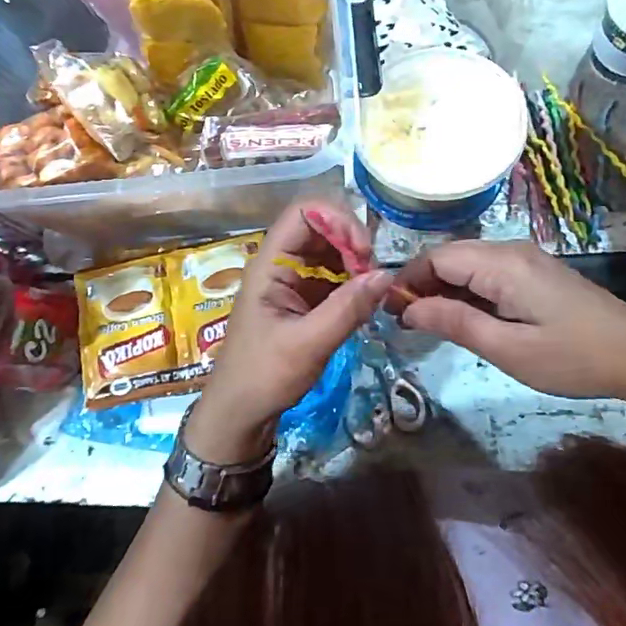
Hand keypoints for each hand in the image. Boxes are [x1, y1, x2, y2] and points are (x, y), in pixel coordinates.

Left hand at [185, 200, 392, 461]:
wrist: (239, 412)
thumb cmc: (264, 376)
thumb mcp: (308, 344)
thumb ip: (347, 308)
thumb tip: (386, 275)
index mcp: (270, 265)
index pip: (303, 212)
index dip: (337, 220)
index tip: (363, 252)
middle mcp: (280, 265)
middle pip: (320, 228)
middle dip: (351, 242)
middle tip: (374, 274)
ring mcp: (291, 282)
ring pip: (329, 252)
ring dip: (354, 263)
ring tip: (373, 289)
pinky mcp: (303, 300)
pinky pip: (331, 277)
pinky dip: (351, 282)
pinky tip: (365, 301)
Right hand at [392, 241, 625, 402]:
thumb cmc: (574, 358)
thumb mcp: (509, 349)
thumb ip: (456, 323)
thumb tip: (408, 308)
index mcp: (503, 264)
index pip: (437, 257)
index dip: (407, 280)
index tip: (387, 311)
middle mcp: (511, 251)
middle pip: (450, 256)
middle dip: (421, 284)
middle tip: (402, 321)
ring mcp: (526, 260)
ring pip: (467, 263)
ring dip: (442, 288)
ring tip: (424, 322)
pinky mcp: (535, 273)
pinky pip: (487, 272)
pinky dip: (466, 291)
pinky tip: (459, 316)